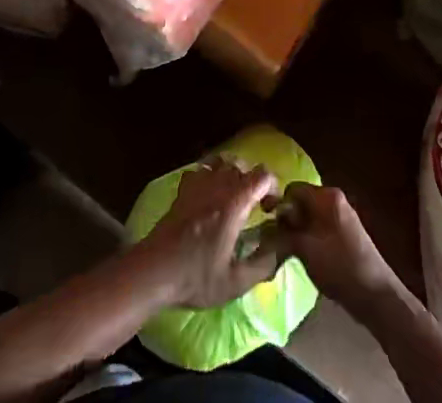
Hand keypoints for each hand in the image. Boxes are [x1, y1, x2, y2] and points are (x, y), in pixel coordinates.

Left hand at [136, 158, 281, 308]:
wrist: (153, 272)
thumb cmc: (196, 278)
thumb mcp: (237, 281)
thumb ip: (266, 262)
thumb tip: (288, 245)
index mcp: (233, 205)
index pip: (262, 175)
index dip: (273, 187)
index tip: (272, 209)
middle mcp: (216, 187)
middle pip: (242, 165)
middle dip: (254, 181)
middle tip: (255, 206)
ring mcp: (196, 185)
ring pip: (221, 162)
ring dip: (233, 174)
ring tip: (235, 197)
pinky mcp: (182, 191)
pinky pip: (201, 170)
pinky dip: (211, 175)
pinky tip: (210, 196)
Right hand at [267, 183, 400, 311]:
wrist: (376, 296)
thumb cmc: (338, 266)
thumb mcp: (303, 248)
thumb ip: (281, 232)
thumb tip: (264, 227)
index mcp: (327, 196)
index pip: (292, 189)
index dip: (276, 204)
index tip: (263, 223)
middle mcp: (335, 201)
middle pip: (301, 202)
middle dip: (285, 220)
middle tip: (271, 240)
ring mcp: (341, 218)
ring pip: (309, 218)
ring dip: (294, 232)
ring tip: (282, 250)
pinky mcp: (345, 235)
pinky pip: (318, 229)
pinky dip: (307, 239)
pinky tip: (299, 256)